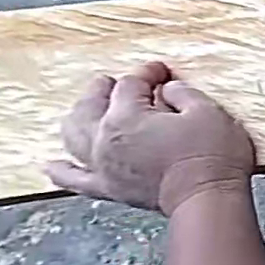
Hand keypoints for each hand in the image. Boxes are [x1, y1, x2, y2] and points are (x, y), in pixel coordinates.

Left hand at [45, 62, 256, 215]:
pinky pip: (73, 178)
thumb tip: (168, 88)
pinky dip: (60, 170)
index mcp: (127, 117)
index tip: (159, 69)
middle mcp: (103, 138)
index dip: (146, 73)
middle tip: (107, 82)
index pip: (131, 85)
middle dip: (100, 91)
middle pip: (92, 107)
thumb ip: (185, 95)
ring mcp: (101, 164)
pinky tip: (52, 164)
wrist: (206, 195)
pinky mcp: (108, 187)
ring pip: (73, 136)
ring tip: (80, 111)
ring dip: (75, 120)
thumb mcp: (210, 114)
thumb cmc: (213, 155)